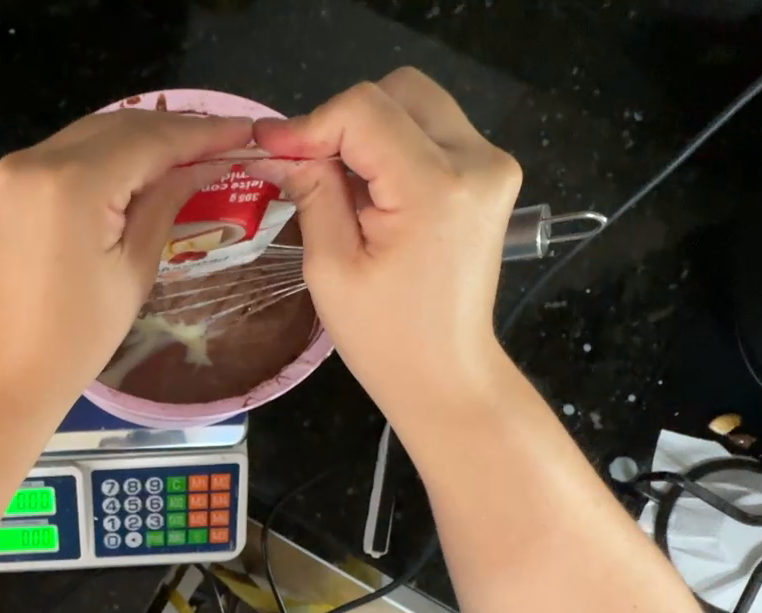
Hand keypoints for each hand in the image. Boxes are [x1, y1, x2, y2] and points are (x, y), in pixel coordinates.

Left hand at [0, 108, 253, 399]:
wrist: (11, 373)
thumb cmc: (79, 338)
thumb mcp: (135, 269)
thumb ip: (167, 202)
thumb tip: (205, 161)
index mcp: (71, 184)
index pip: (148, 139)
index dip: (201, 132)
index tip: (244, 129)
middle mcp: (36, 159)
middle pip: (119, 126)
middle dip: (173, 131)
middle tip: (222, 141)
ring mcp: (14, 169)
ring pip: (93, 134)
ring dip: (141, 140)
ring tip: (189, 154)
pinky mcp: (7, 185)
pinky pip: (68, 154)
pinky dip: (107, 156)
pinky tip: (139, 169)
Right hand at [247, 69, 521, 401]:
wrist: (443, 371)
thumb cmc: (381, 337)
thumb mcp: (330, 269)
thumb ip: (313, 195)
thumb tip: (282, 150)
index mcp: (434, 188)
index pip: (366, 111)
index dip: (310, 123)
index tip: (269, 150)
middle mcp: (477, 160)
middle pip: (399, 90)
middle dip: (342, 121)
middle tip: (305, 167)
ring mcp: (491, 164)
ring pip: (418, 104)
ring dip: (368, 132)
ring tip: (336, 185)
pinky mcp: (490, 175)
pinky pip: (433, 132)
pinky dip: (392, 148)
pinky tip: (370, 193)